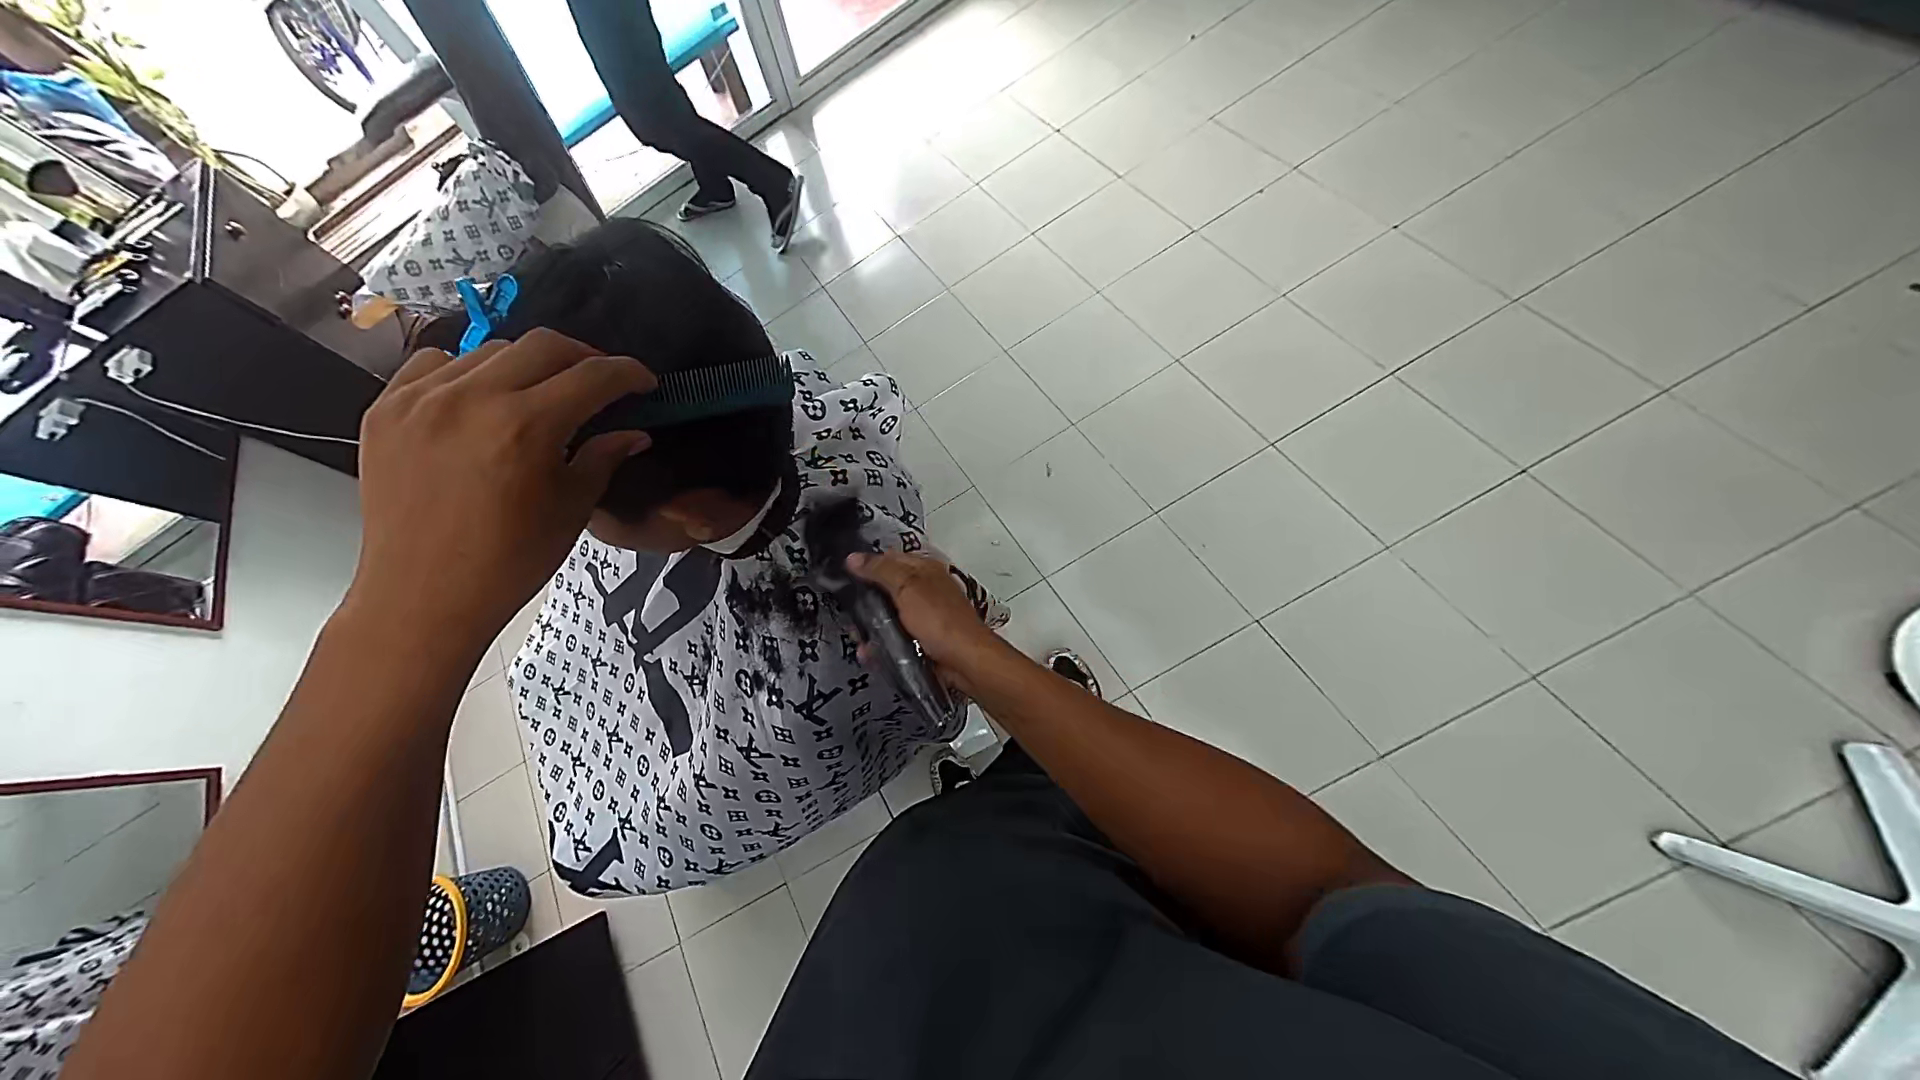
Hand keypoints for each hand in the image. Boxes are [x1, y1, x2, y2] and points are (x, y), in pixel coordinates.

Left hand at [347, 328, 654, 642]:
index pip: (593, 375)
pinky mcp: (386, 409)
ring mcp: (421, 400)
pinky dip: (470, 370)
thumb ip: (604, 457)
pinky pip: (436, 363)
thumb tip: (633, 433)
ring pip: (491, 348)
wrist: (424, 594)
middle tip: (602, 381)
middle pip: (544, 345)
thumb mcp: (573, 508)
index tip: (644, 382)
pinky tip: (485, 398)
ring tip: (544, 392)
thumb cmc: (509, 560)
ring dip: (530, 363)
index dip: (629, 373)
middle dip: (585, 357)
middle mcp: (471, 400)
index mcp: (526, 428)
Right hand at [846, 551, 1011, 690]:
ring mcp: (925, 617)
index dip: (867, 565)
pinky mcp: (923, 640)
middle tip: (853, 612)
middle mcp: (926, 591)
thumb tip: (855, 558)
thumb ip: (880, 570)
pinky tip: (872, 652)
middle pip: (887, 589)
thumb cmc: (944, 623)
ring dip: (872, 627)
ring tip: (861, 636)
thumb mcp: (906, 587)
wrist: (965, 662)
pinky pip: (896, 639)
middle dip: (866, 602)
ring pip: (889, 617)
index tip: (846, 575)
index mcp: (925, 570)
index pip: (889, 558)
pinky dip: (882, 646)